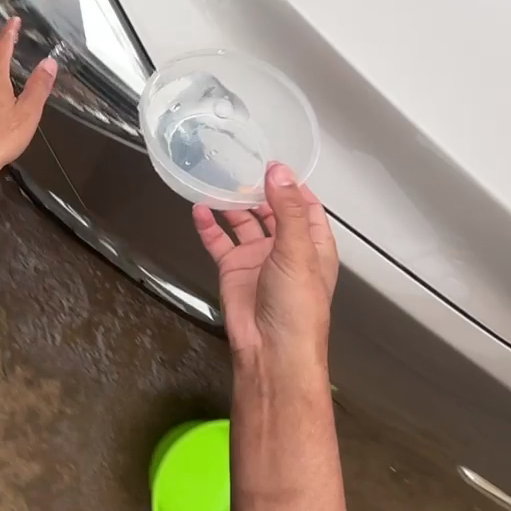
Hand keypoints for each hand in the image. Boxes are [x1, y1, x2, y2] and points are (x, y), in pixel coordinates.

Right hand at [194, 163, 338, 362]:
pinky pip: (218, 241)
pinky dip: (208, 225)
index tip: (272, 161)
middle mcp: (285, 248)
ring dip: (230, 203)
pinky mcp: (233, 268)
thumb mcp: (297, 252)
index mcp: (312, 245)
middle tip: (237, 164)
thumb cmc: (296, 305)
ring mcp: (258, 258)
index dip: (292, 184)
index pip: (306, 206)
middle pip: (271, 210)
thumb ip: (287, 210)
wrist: (270, 349)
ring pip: (243, 222)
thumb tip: (278, 171)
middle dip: (257, 189)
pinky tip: (198, 209)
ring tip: (215, 180)